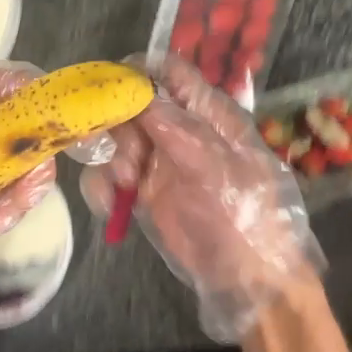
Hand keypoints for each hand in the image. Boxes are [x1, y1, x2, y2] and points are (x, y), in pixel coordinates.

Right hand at [82, 55, 323, 339]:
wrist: (247, 280)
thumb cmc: (243, 217)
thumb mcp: (213, 166)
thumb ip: (174, 124)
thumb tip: (136, 85)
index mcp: (207, 114)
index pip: (168, 71)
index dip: (135, 73)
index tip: (107, 93)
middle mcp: (180, 130)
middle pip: (130, 105)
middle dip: (118, 130)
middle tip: (126, 165)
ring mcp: (159, 161)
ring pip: (114, 140)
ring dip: (109, 162)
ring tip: (124, 191)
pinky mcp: (143, 191)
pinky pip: (109, 176)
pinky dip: (103, 189)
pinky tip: (113, 208)